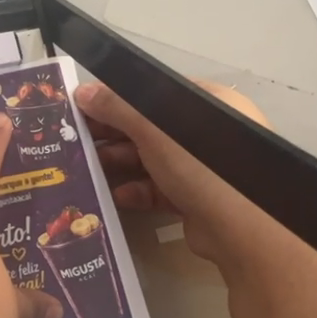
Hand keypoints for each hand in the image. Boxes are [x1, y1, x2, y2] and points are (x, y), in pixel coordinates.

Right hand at [76, 80, 273, 268]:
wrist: (241, 225)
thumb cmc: (200, 162)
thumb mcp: (154, 126)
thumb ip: (118, 108)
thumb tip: (82, 91)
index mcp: (204, 101)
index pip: (151, 94)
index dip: (114, 100)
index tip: (80, 111)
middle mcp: (206, 131)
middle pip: (148, 128)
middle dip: (111, 135)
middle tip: (75, 144)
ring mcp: (202, 167)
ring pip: (151, 161)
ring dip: (119, 165)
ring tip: (88, 171)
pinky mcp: (196, 200)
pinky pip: (158, 190)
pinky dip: (136, 192)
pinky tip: (116, 195)